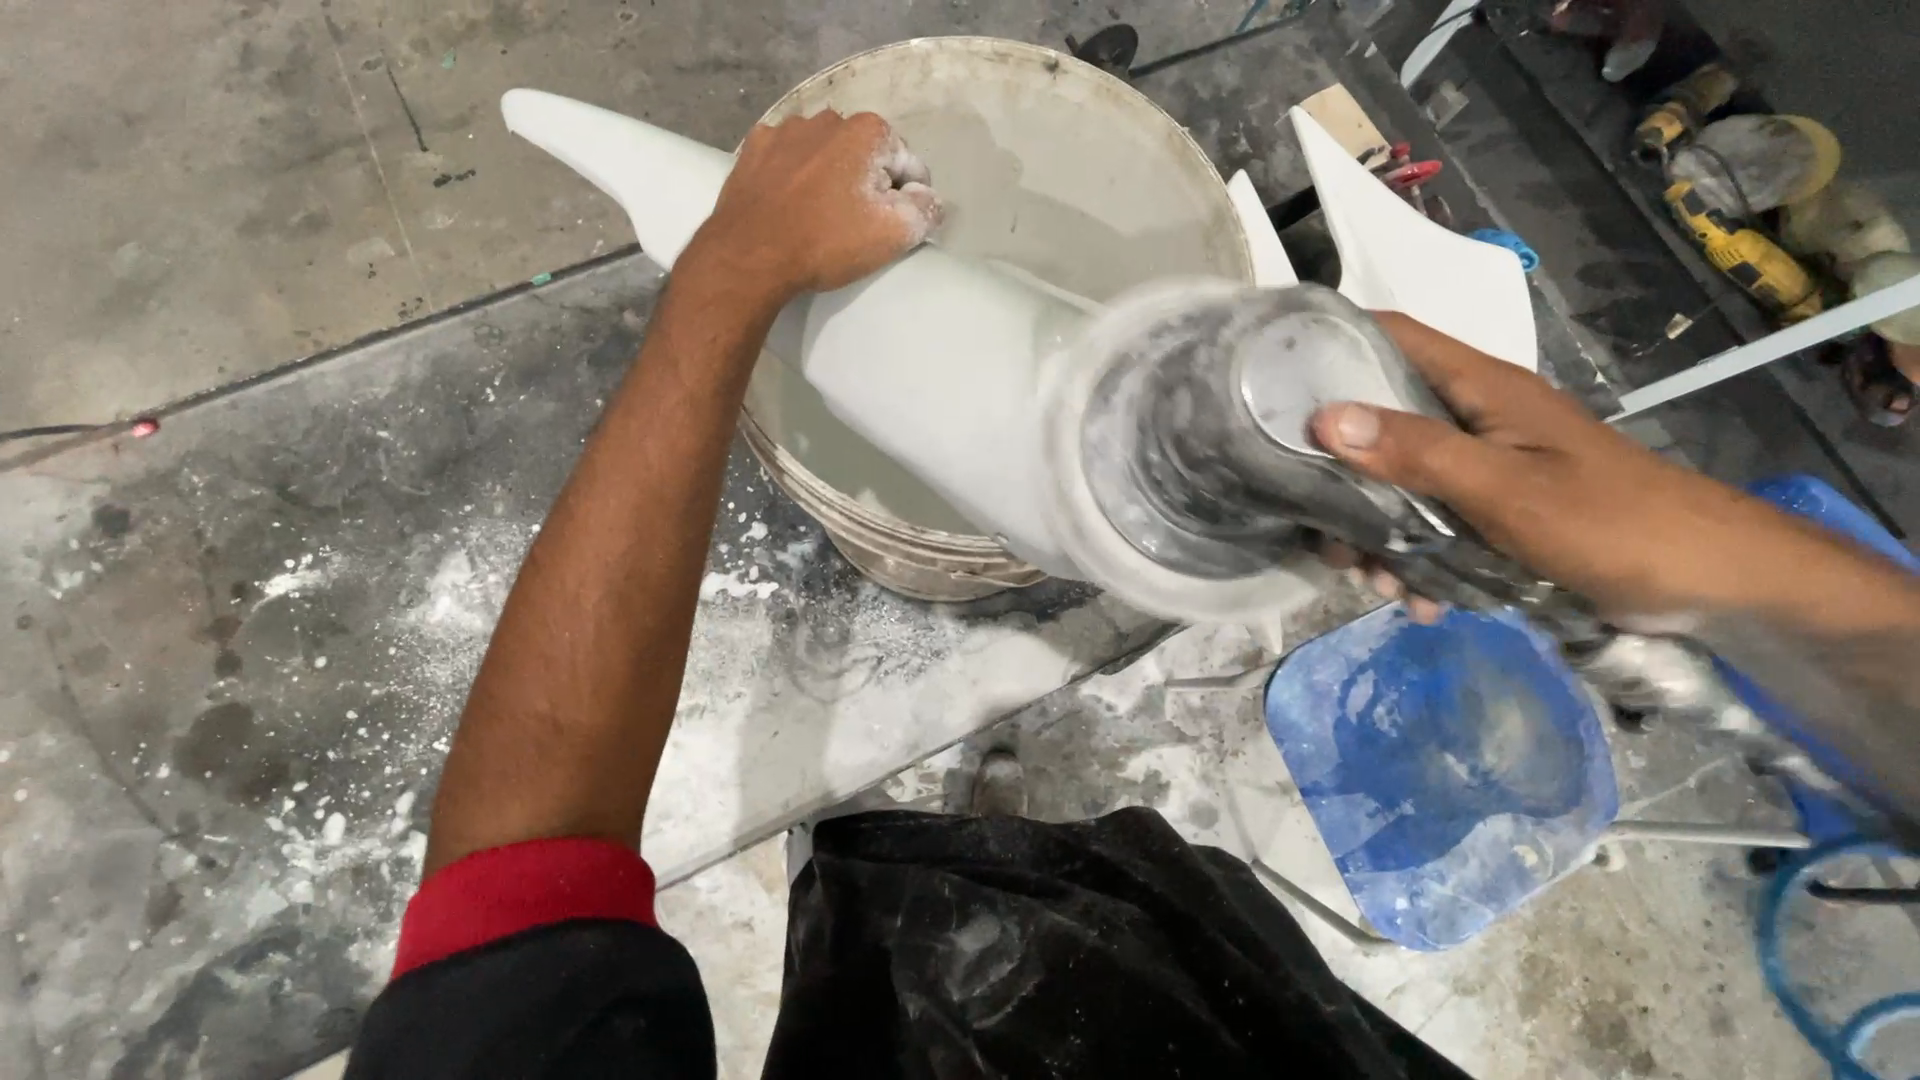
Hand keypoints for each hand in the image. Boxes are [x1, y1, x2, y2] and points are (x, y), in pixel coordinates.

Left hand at [684, 110, 941, 303]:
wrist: (749, 255)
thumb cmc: (827, 243)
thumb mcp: (893, 234)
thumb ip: (926, 210)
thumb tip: (929, 198)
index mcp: (868, 131)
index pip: (909, 167)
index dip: (907, 201)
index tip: (889, 227)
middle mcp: (828, 117)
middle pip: (866, 156)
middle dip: (868, 186)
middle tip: (854, 226)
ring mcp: (786, 128)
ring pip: (826, 155)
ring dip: (831, 179)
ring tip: (820, 217)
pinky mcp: (754, 148)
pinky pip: (789, 159)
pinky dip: (795, 177)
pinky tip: (790, 205)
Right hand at [1309, 313, 1881, 624]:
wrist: (1707, 584)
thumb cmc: (1610, 521)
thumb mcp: (1504, 488)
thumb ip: (1417, 452)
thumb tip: (1324, 417)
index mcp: (1478, 389)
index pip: (1391, 334)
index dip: (1331, 339)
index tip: (1271, 371)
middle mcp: (1468, 418)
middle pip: (1375, 421)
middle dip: (1337, 472)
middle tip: (1313, 518)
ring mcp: (1477, 466)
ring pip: (1392, 484)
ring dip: (1374, 534)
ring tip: (1375, 581)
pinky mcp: (1486, 511)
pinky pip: (1425, 527)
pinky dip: (1413, 562)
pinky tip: (1419, 600)